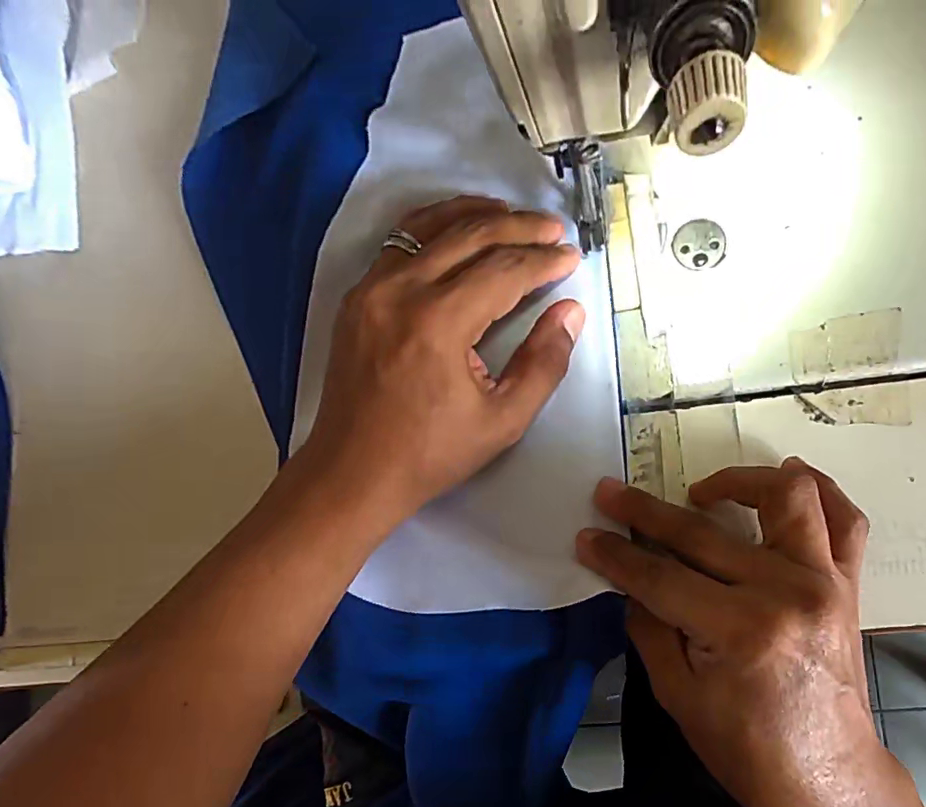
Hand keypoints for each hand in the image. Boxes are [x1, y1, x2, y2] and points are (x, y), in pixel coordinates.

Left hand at [302, 195, 585, 520]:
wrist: (354, 472)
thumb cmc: (430, 454)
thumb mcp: (503, 421)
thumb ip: (543, 364)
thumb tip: (570, 313)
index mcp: (439, 322)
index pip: (503, 270)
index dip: (543, 261)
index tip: (571, 258)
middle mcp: (401, 291)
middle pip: (470, 235)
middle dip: (518, 227)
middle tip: (552, 230)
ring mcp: (372, 288)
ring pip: (429, 226)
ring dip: (476, 214)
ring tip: (512, 215)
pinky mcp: (357, 297)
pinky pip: (400, 243)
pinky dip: (435, 228)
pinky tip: (457, 231)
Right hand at [574, 459, 903, 806]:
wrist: (828, 779)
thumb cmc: (747, 751)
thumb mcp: (679, 697)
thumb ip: (651, 628)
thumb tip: (631, 582)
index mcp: (740, 631)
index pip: (661, 577)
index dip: (617, 555)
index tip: (587, 535)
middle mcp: (787, 592)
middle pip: (705, 534)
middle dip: (647, 512)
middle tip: (613, 494)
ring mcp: (825, 582)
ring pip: (788, 498)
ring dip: (740, 481)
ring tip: (703, 490)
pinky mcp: (848, 586)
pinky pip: (845, 520)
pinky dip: (819, 490)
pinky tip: (790, 477)